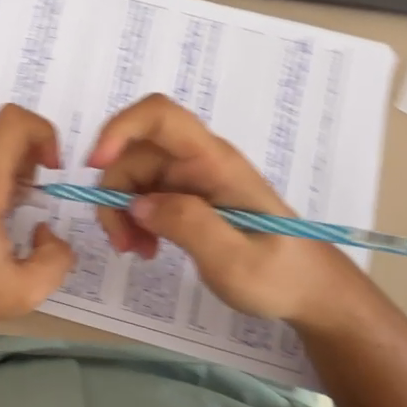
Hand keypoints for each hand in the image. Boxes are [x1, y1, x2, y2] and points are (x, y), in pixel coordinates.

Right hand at [87, 94, 380, 331]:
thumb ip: (187, 225)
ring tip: (137, 252)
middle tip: (122, 244)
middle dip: (114, 193)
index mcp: (215, 163)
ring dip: (121, 211)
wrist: (310, 290)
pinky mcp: (187, 197)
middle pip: (134, 153)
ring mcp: (192, 178)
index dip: (120, 129)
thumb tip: (138, 204)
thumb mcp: (234, 260)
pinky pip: (144, 194)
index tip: (96, 165)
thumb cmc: (280, 275)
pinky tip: (146, 248)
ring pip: (133, 176)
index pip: (160, 116)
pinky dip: (133, 219)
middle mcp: (199, 161)